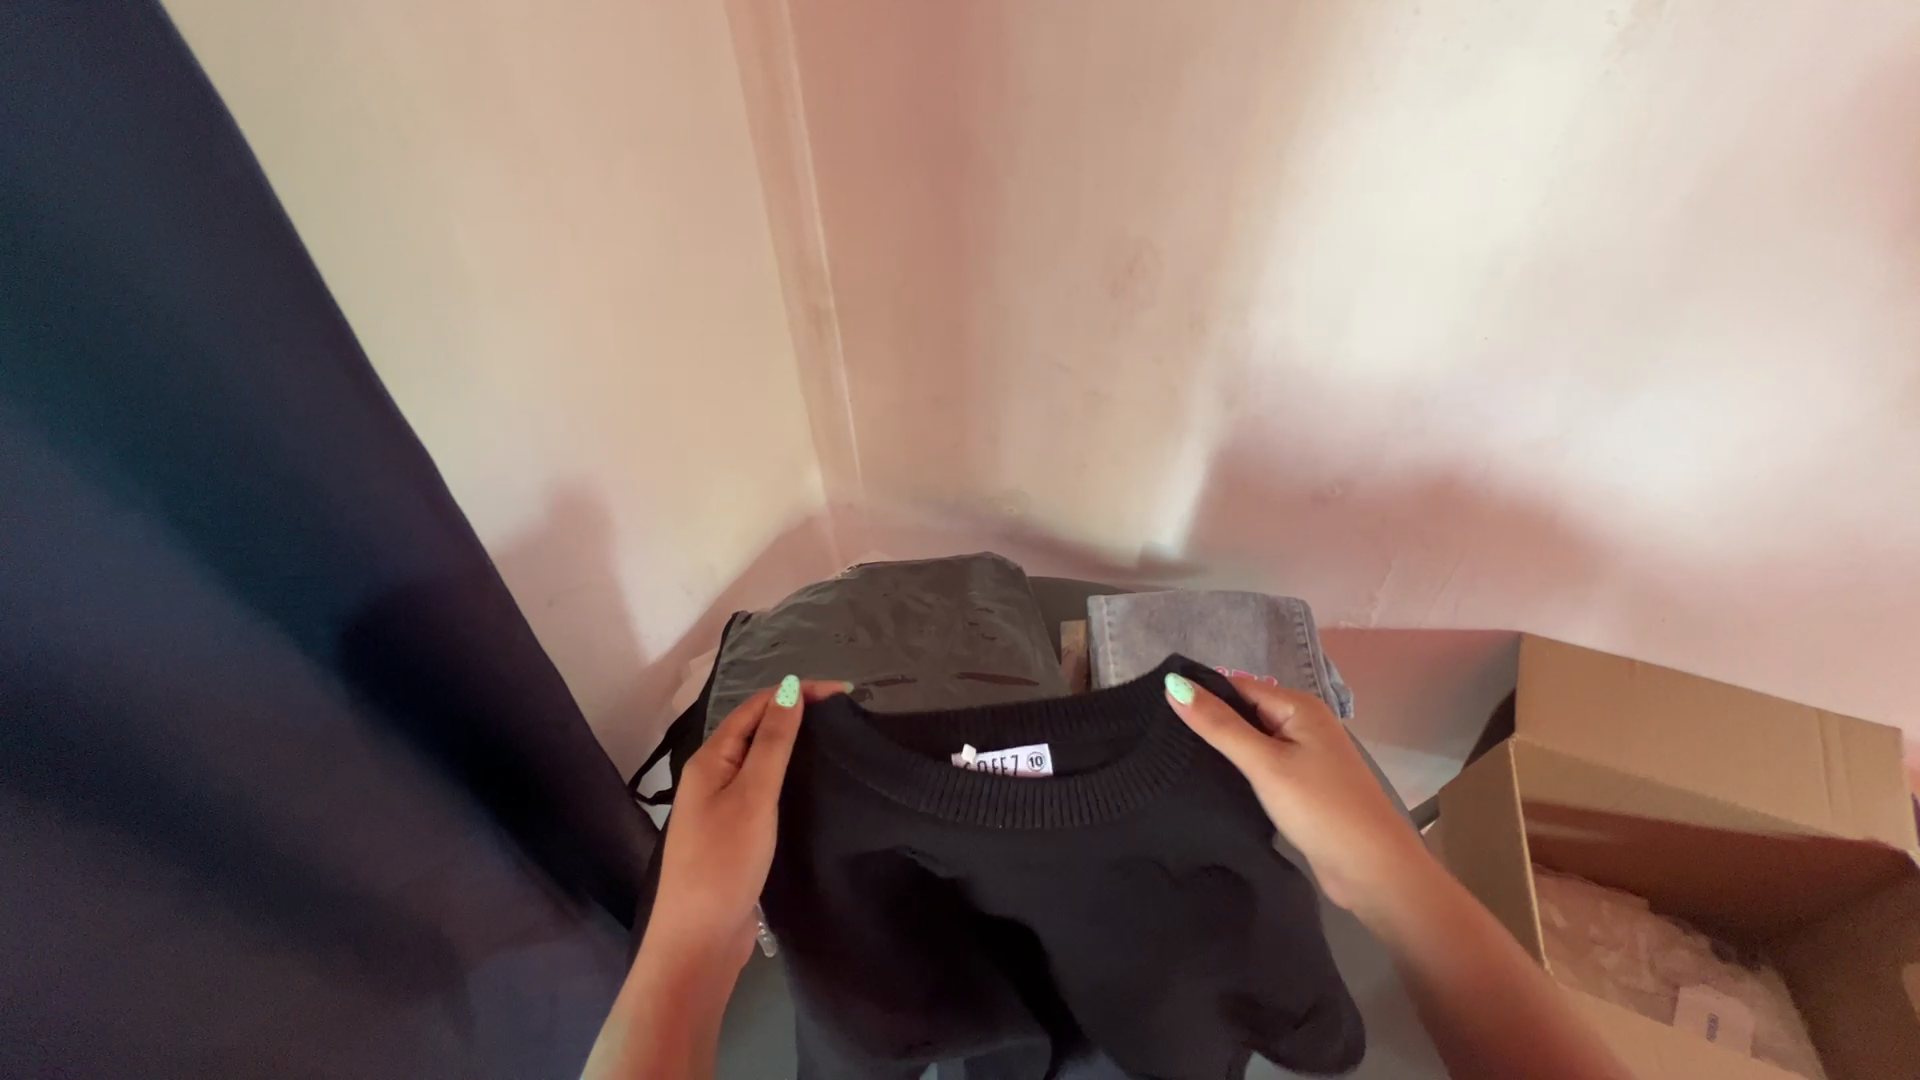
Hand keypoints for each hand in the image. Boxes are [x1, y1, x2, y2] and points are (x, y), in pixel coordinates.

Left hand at [647, 676, 847, 965]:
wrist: (698, 942)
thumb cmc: (724, 862)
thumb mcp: (753, 795)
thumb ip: (774, 742)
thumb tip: (791, 688)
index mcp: (711, 759)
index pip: (757, 706)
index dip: (798, 692)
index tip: (845, 693)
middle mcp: (712, 775)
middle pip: (757, 727)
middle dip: (797, 711)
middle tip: (845, 713)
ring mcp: (721, 804)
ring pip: (761, 757)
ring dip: (794, 741)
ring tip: (834, 738)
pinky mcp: (735, 830)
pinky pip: (763, 786)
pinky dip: (788, 772)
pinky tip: (810, 780)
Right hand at [1164, 673, 1427, 918]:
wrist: (1375, 873)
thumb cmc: (1321, 809)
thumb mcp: (1264, 763)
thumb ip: (1218, 725)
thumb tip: (1174, 683)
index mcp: (1299, 706)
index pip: (1237, 686)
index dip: (1200, 693)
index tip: (1156, 706)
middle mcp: (1304, 723)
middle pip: (1244, 710)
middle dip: (1209, 720)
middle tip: (1160, 734)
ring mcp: (1305, 755)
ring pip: (1251, 739)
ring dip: (1222, 746)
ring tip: (1175, 754)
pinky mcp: (1302, 784)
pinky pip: (1261, 763)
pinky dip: (1238, 767)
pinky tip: (1210, 778)